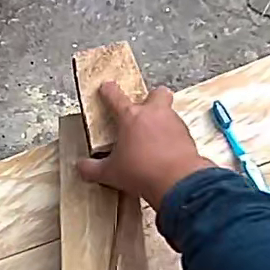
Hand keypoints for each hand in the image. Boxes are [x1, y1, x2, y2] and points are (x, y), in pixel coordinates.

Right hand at [75, 82, 214, 209]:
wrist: (177, 182)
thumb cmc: (142, 171)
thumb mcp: (110, 173)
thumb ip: (92, 169)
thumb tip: (81, 168)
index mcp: (130, 117)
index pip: (115, 96)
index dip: (108, 91)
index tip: (106, 87)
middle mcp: (154, 114)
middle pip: (156, 93)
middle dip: (150, 98)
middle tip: (142, 113)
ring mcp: (174, 123)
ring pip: (168, 113)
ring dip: (160, 122)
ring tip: (151, 141)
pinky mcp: (188, 136)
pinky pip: (178, 132)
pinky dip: (171, 139)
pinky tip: (164, 154)